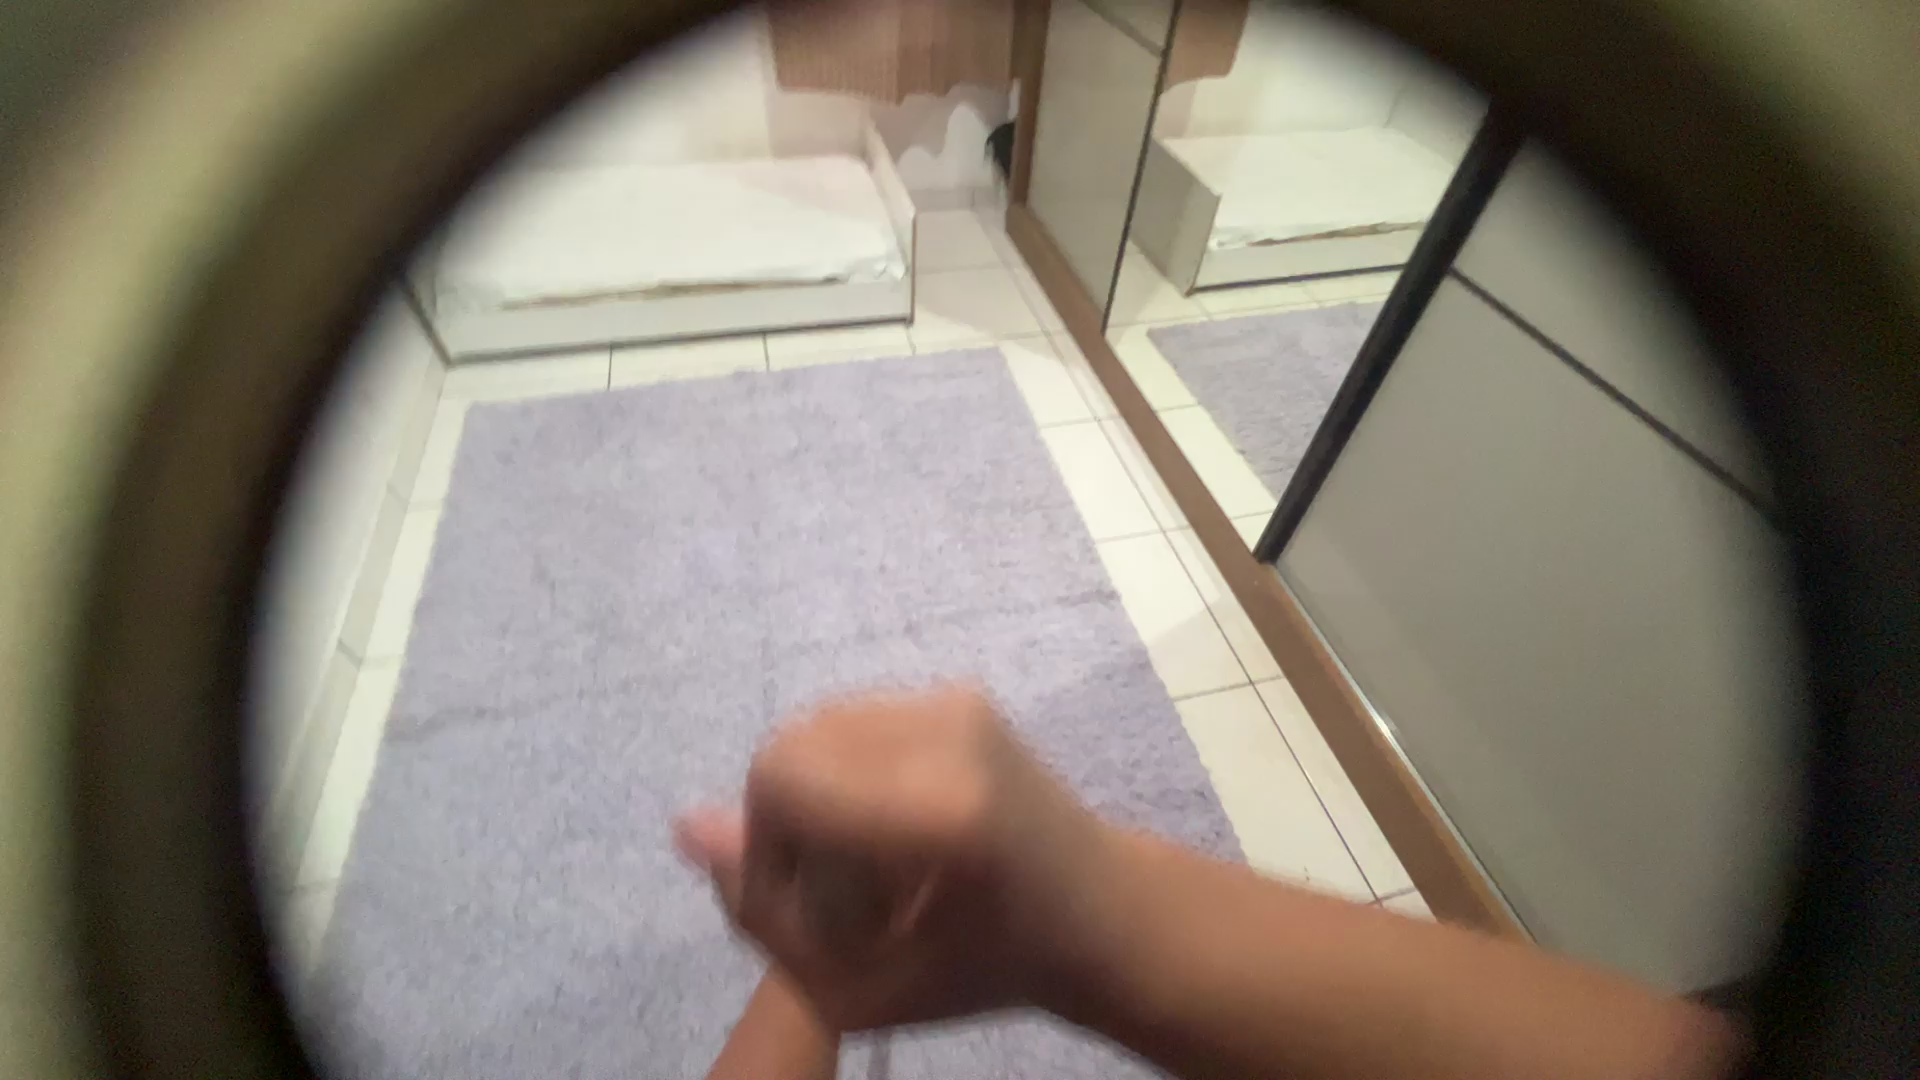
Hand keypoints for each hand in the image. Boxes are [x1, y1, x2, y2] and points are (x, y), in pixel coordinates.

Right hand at [674, 685, 1114, 1031]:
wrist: (1100, 905)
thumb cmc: (984, 964)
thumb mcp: (860, 985)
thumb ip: (761, 912)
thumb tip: (689, 822)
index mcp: (934, 809)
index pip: (781, 774)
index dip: (765, 843)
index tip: (802, 895)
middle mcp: (946, 728)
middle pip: (793, 741)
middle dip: (786, 815)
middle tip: (835, 878)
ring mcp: (957, 698)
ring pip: (821, 724)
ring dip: (818, 787)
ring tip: (870, 848)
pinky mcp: (963, 690)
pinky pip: (860, 717)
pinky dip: (850, 766)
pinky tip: (895, 814)